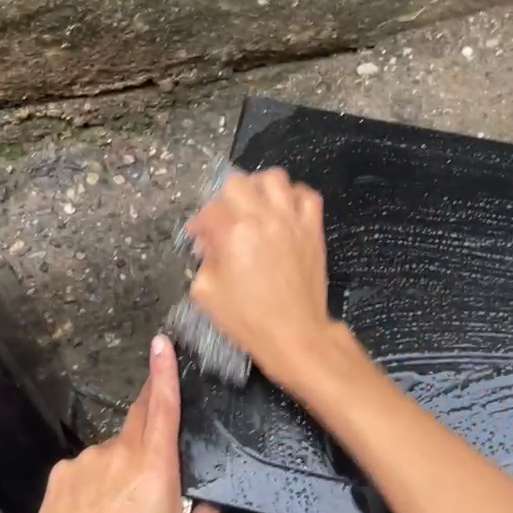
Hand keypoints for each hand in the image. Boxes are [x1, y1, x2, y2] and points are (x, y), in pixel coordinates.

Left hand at [27, 336, 221, 512]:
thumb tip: (210, 510)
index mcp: (154, 461)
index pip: (164, 403)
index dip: (164, 369)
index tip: (161, 341)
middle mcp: (120, 450)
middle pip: (139, 417)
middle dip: (149, 416)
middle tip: (155, 448)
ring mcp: (86, 459)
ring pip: (112, 454)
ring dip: (120, 471)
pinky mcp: (61, 474)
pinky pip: (85, 471)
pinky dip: (94, 486)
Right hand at [183, 167, 338, 385]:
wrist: (295, 334)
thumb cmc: (249, 320)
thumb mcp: (207, 293)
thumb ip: (204, 260)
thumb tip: (209, 244)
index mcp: (233, 233)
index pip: (210, 210)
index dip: (200, 223)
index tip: (199, 236)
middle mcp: (263, 218)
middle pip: (238, 182)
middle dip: (225, 198)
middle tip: (225, 217)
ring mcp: (291, 220)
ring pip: (274, 178)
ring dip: (259, 188)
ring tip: (255, 205)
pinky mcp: (312, 229)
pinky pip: (307, 195)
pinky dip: (293, 196)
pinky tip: (284, 210)